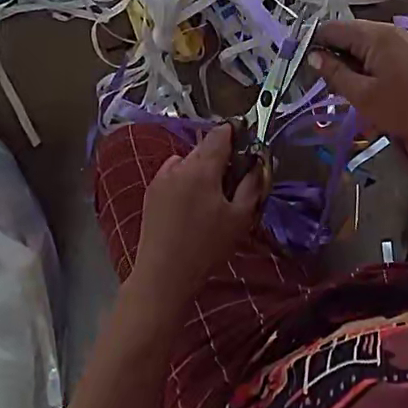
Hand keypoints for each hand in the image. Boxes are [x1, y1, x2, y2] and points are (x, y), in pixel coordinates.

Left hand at [129, 125, 264, 308]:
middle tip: (234, 181)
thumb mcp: (240, 218)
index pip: (220, 134)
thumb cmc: (207, 247)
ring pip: (187, 161)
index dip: (235, 134)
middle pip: (203, 147)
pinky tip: (190, 205)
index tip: (247, 146)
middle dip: (220, 157)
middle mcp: (178, 165)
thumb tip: (257, 163)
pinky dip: (184, 180)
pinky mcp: (150, 193)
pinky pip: (173, 175)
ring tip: (210, 196)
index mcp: (202, 168)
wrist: (163, 273)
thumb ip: (251, 185)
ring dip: (201, 169)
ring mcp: (160, 178)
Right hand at [310, 20, 407, 158]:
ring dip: (347, 62)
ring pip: (361, 44)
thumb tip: (313, 56)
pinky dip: (363, 65)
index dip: (314, 44)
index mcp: (374, 35)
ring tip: (342, 87)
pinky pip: (376, 52)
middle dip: (331, 54)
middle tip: (322, 82)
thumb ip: (335, 73)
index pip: (332, 28)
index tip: (303, 66)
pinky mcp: (407, 53)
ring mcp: (399, 40)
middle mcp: (387, 30)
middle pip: (347, 34)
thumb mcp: (361, 95)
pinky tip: (362, 85)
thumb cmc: (404, 109)